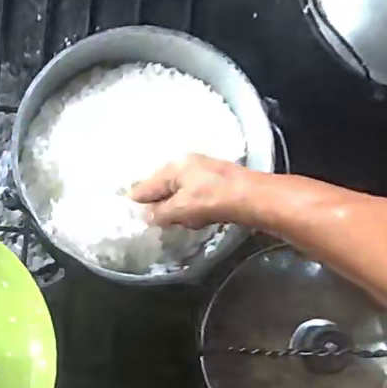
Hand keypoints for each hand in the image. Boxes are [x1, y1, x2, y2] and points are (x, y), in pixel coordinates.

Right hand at [129, 154, 261, 229]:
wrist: (255, 197)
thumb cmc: (213, 200)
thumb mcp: (180, 209)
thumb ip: (159, 213)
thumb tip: (147, 217)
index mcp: (173, 167)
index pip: (144, 187)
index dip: (136, 204)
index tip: (131, 219)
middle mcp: (185, 163)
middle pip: (161, 189)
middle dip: (160, 207)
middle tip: (162, 224)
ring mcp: (202, 171)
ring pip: (178, 194)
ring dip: (178, 210)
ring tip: (186, 222)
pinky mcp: (216, 181)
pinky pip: (194, 196)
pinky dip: (193, 208)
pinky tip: (201, 218)